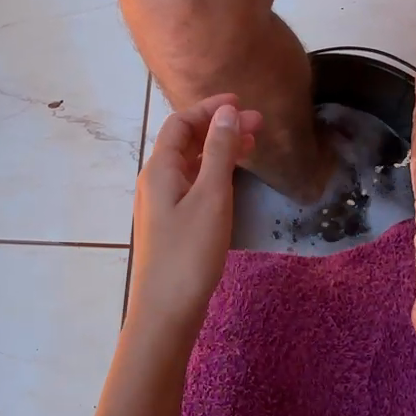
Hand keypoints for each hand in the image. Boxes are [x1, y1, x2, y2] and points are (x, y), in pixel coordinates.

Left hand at [127, 95, 261, 332]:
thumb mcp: (211, 197)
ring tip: (252, 147)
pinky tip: (233, 181)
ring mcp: (162, 206)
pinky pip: (193, 187)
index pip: (180, 123)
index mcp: (160, 169)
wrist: (166, 311)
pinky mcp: (172, 226)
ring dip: (219, 151)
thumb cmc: (190, 252)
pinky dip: (214, 175)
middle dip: (219, 129)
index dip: (209, 109)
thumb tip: (227, 113)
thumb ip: (219, 152)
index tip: (242, 104)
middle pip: (185, 143)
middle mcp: (156, 182)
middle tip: (259, 126)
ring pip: (191, 166)